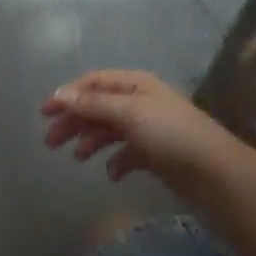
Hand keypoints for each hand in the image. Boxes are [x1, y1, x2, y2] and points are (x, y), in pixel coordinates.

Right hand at [41, 70, 244, 187]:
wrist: (211, 170)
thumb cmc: (169, 132)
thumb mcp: (129, 112)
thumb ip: (94, 103)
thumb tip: (60, 93)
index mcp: (135, 83)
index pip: (94, 82)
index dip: (68, 94)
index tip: (44, 112)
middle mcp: (140, 100)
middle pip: (99, 105)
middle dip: (75, 120)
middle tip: (51, 142)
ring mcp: (148, 127)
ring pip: (110, 129)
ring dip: (91, 140)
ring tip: (76, 157)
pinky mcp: (155, 153)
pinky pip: (127, 153)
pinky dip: (115, 161)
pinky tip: (111, 173)